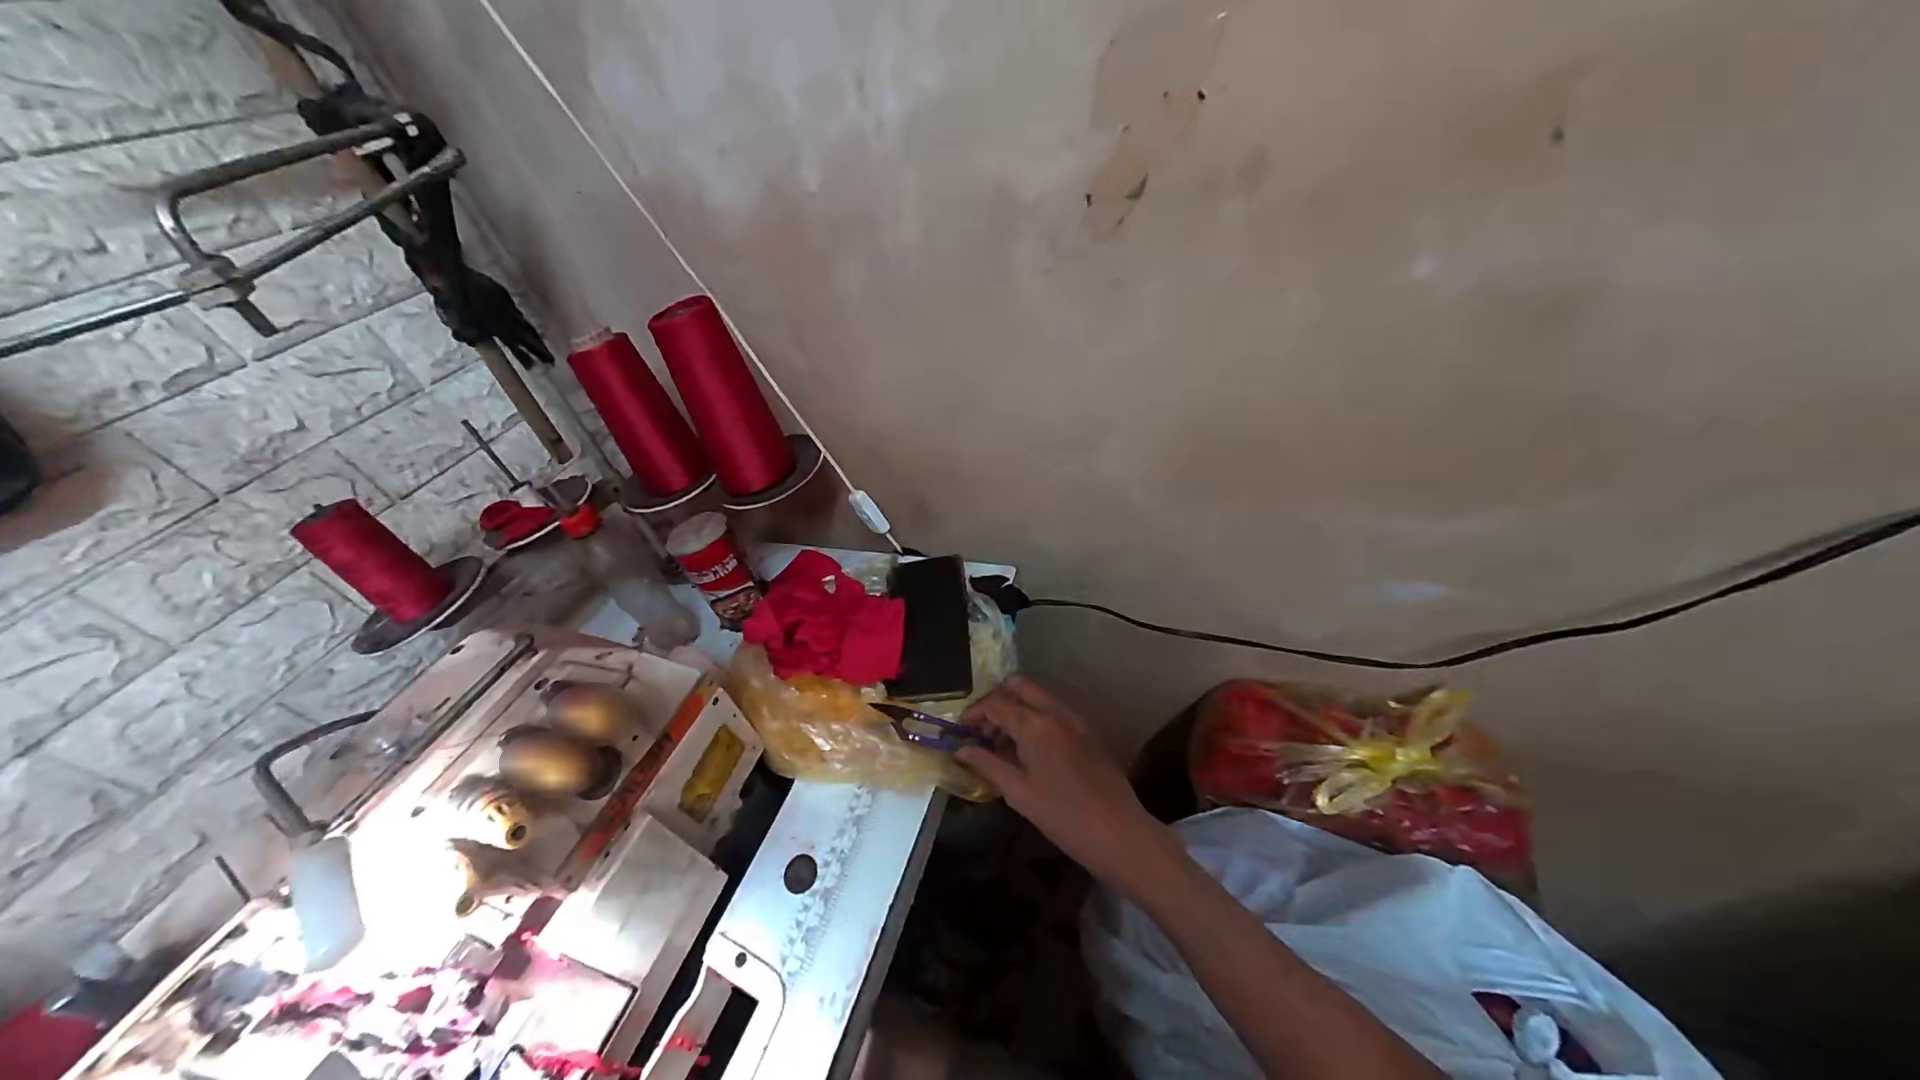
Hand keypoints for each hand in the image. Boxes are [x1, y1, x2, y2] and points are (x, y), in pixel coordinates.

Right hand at [955, 676, 1185, 891]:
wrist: (1119, 833)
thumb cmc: (1063, 817)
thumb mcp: (1018, 793)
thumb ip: (988, 765)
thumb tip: (961, 750)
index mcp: (1036, 725)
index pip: (996, 703)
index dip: (973, 713)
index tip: (959, 732)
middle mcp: (1055, 712)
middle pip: (1018, 686)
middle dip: (995, 702)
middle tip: (981, 731)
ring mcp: (1074, 720)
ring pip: (1037, 696)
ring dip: (1015, 708)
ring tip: (1000, 743)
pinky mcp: (1086, 732)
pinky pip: (1053, 711)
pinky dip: (1034, 718)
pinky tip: (1026, 750)